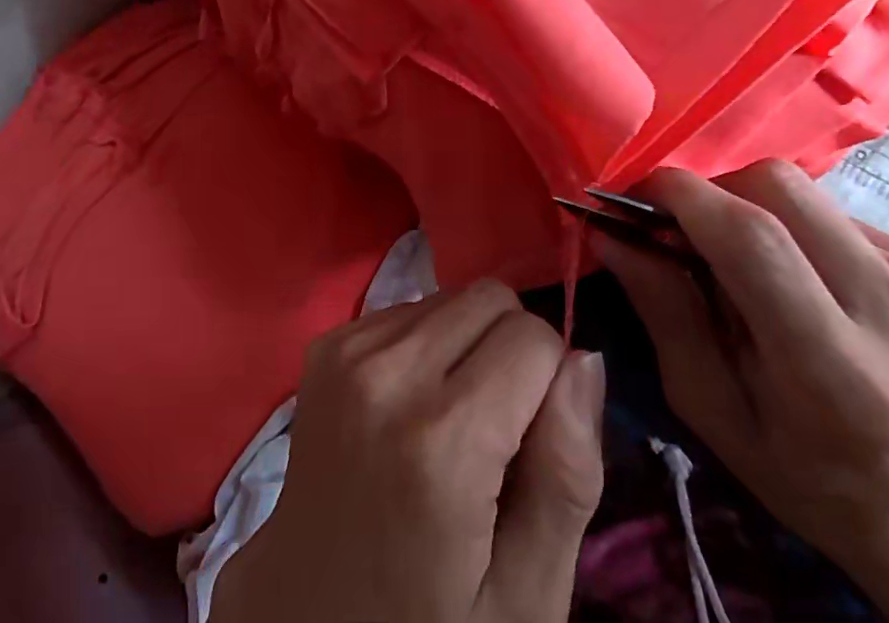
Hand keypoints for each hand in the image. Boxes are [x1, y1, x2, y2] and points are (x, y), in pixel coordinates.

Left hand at [211, 279, 604, 622]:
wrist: (305, 608)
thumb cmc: (426, 615)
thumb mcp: (526, 592)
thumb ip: (569, 473)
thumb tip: (583, 357)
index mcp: (442, 439)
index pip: (535, 337)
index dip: (549, 387)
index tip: (527, 444)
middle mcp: (386, 374)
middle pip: (491, 299)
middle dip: (511, 350)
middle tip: (492, 431)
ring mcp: (346, 353)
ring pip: (451, 298)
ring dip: (466, 344)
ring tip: (445, 422)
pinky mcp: (325, 345)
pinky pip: (409, 307)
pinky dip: (426, 344)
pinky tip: (408, 407)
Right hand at [595, 161, 888, 622]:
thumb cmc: (800, 473)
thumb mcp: (707, 407)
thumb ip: (663, 311)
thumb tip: (611, 233)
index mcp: (832, 372)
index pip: (753, 240)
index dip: (684, 197)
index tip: (636, 195)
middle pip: (780, 189)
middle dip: (713, 191)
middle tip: (681, 229)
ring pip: (806, 192)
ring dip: (750, 209)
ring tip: (740, 264)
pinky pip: (836, 214)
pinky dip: (792, 230)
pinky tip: (796, 280)